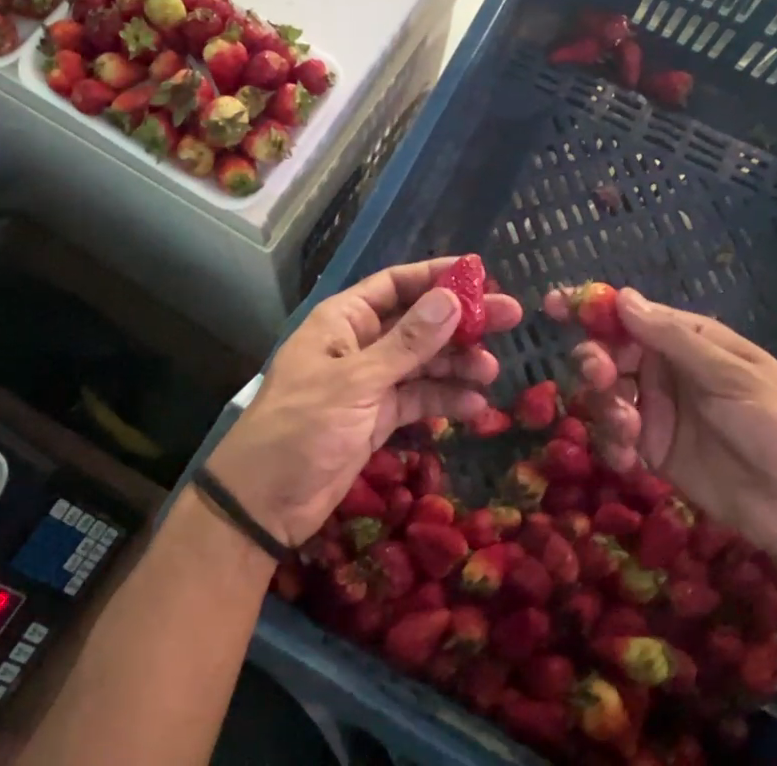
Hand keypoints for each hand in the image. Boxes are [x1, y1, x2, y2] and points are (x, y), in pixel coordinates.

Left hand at [209, 258, 523, 546]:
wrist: (264, 502)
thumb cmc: (301, 428)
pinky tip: (474, 407)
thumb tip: (452, 299)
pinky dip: (444, 400)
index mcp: (342, 321)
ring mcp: (368, 383)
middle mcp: (358, 345)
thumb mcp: (356, 382)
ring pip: (422, 363)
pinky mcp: (375, 419)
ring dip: (457, 364)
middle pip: (417, 322)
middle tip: (512, 318)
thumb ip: (407, 344)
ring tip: (492, 373)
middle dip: (461, 322)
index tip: (482, 275)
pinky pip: (417, 399)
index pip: (395, 285)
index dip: (436, 277)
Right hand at [544, 286, 776, 564]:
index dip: (592, 309)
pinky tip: (626, 455)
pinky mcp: (651, 452)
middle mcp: (667, 372)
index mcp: (691, 343)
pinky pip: (613, 437)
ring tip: (627, 426)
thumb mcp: (732, 375)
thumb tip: (622, 298)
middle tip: (600, 377)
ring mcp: (657, 412)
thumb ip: (673, 340)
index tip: (553, 306)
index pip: (633, 317)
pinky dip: (610, 442)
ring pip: (605, 395)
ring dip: (604, 405)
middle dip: (595, 362)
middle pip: (609, 354)